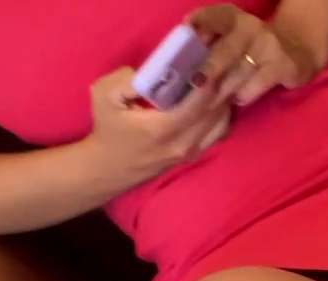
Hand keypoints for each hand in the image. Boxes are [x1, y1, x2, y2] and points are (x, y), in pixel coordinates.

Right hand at [86, 67, 231, 184]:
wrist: (115, 165)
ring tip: (223, 82)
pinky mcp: (198, 154)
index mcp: (162, 129)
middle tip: (221, 69)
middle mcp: (185, 143)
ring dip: (224, 103)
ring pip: (220, 125)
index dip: (206, 87)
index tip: (210, 67)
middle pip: (213, 115)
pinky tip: (219, 100)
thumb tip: (154, 72)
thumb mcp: (104, 97)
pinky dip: (222, 115)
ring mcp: (194, 151)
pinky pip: (218, 133)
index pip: (194, 107)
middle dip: (219, 91)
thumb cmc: (109, 128)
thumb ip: (125, 81)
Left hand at [187, 4, 317, 107]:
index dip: (196, 27)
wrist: (299, 49)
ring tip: (213, 102)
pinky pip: (260, 81)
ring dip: (225, 88)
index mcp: (231, 15)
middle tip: (195, 86)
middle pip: (224, 50)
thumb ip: (212, 40)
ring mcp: (268, 45)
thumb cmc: (256, 47)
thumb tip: (184, 60)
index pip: (209, 18)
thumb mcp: (233, 34)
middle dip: (208, 70)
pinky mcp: (283, 65)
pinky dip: (247, 92)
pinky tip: (239, 100)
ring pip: (241, 70)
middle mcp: (248, 26)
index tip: (184, 39)